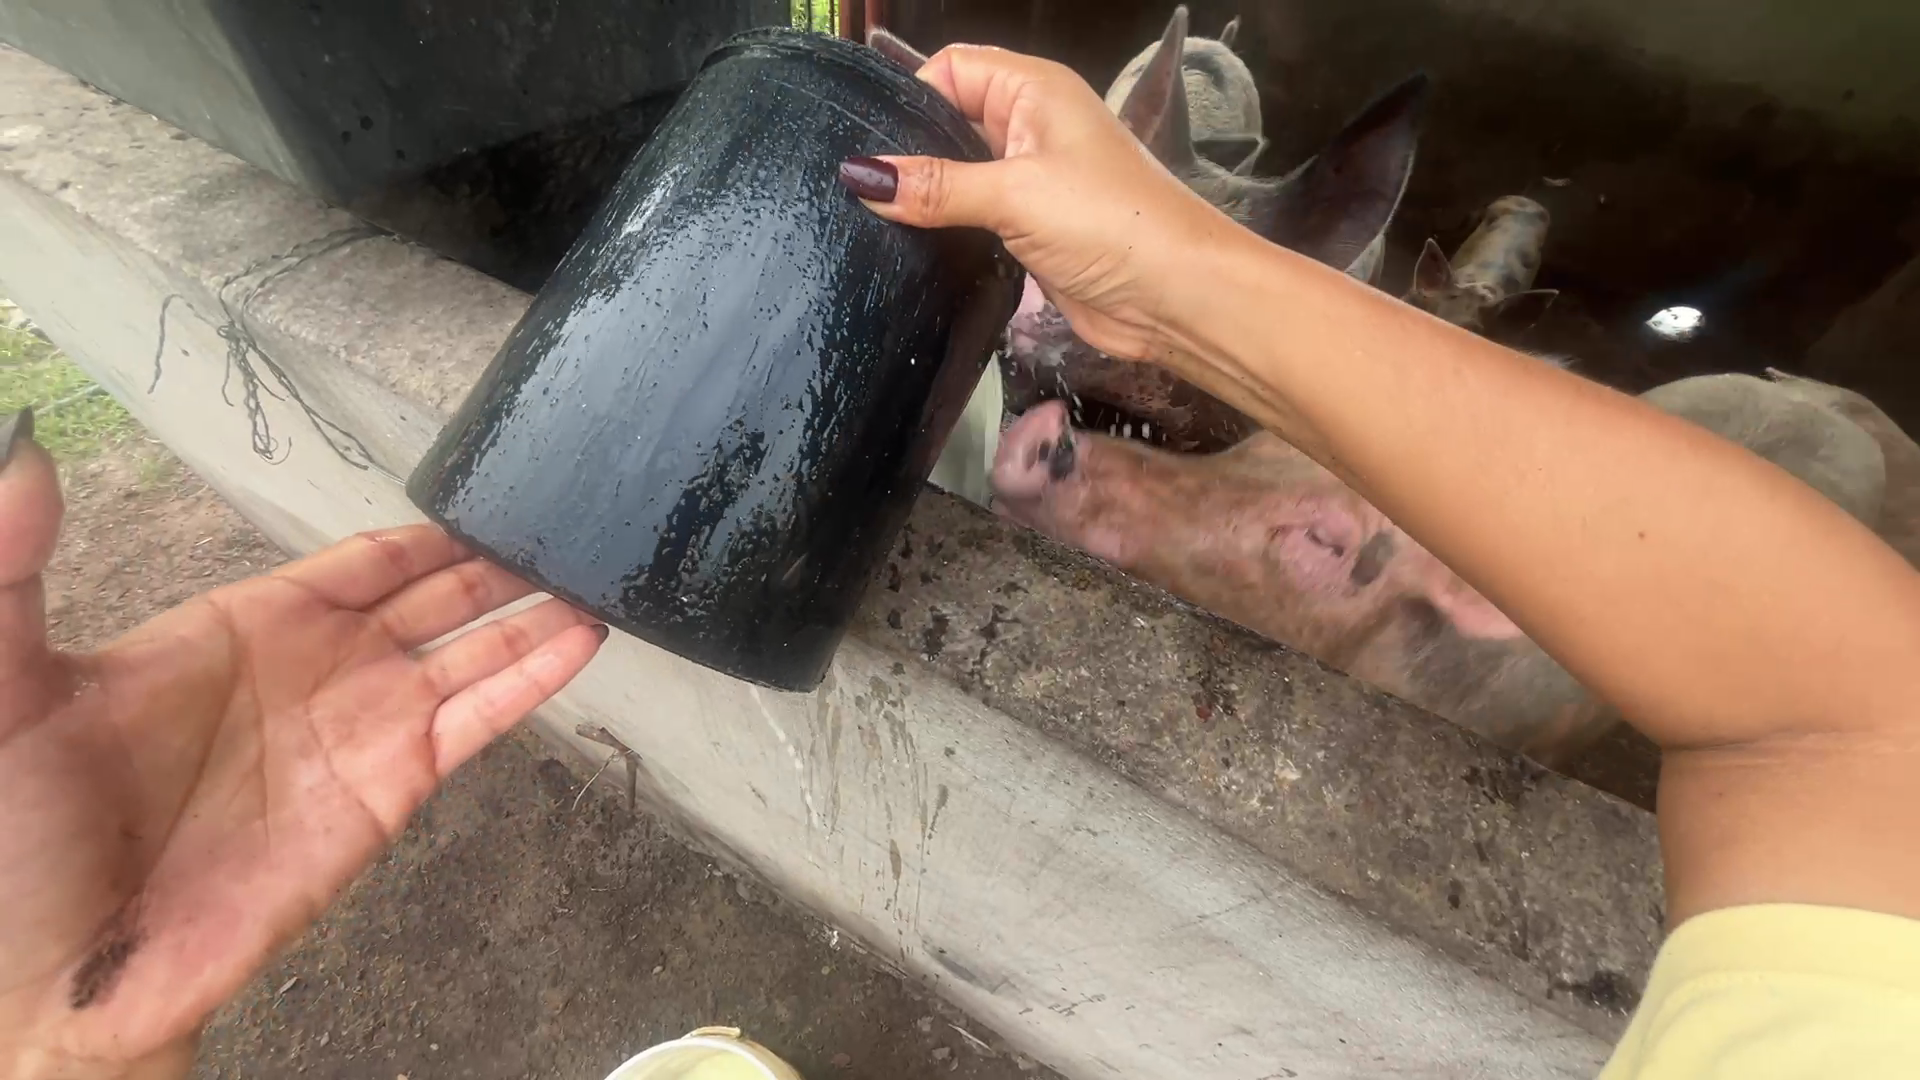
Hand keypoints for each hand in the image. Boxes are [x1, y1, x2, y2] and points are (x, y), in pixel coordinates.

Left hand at [0, 412, 606, 1078]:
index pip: (373, 560)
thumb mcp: (0, 687)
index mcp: (258, 624)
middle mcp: (337, 662)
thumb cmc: (14, 828)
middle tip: (569, 532)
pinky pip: (492, 710)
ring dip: (539, 613)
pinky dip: (543, 673)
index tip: (495, 498)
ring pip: (483, 647)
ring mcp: (382, 719)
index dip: (434, 533)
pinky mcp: (412, 773)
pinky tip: (587, 637)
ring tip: (599, 576)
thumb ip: (11, 568)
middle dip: (504, 564)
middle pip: (446, 595)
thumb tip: (22, 446)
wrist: (49, 984)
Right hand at [840, 45, 1235, 365]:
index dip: (910, 99)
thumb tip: (862, 177)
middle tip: (862, 193)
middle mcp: (1032, 130)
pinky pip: (979, 220)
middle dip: (913, 153)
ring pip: (964, 177)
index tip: (869, 149)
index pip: (953, 70)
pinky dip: (952, 232)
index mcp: (1033, 92)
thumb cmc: (1106, 224)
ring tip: (878, 224)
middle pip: (954, 124)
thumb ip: (939, 187)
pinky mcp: (1034, 233)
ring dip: (932, 199)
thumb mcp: (1015, 194)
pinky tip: (920, 250)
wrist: (1172, 296)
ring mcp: (1034, 185)